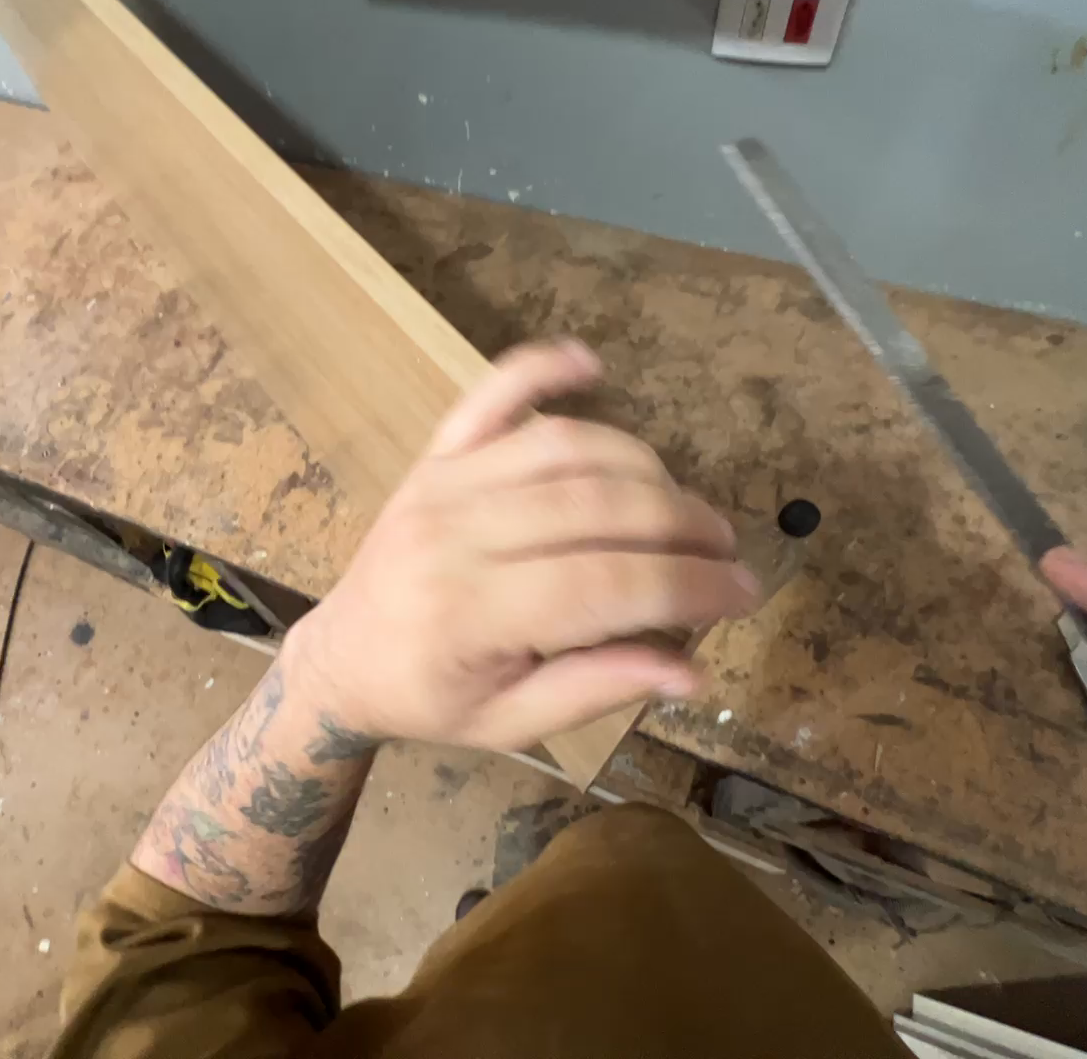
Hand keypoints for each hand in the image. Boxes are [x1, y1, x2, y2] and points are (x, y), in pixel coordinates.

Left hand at [281, 339, 762, 751]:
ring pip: (562, 447)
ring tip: (681, 505)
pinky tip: (591, 363)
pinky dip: (542, 369)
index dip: (688, 586)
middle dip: (680, 524)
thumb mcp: (508, 722)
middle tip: (724, 549)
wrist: (342, 657)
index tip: (744, 592)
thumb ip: (595, 689)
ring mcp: (441, 483)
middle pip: (593, 507)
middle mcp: (453, 534)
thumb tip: (692, 670)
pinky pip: (490, 396)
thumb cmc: (424, 698)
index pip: (603, 585)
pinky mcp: (435, 457)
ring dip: (641, 466)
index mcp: (467, 613)